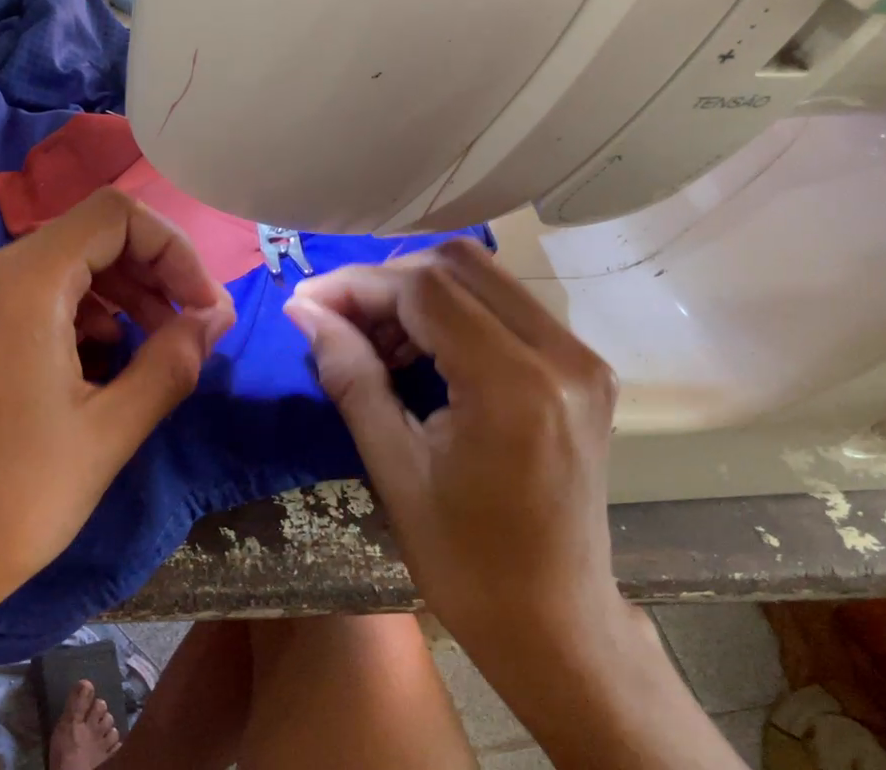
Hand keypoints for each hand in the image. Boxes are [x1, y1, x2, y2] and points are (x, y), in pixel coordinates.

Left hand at [0, 187, 234, 620]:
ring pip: (70, 261)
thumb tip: (214, 316)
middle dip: (154, 270)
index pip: (115, 214)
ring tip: (161, 347)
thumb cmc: (22, 496)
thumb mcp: (112, 429)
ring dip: (125, 292)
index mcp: (23, 284)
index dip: (173, 248)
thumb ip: (172, 360)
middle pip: (92, 233)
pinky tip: (109, 360)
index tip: (204, 307)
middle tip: (194, 328)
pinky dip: (89, 311)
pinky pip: (43, 291)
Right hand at [283, 238, 619, 646]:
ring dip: (416, 293)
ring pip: (483, 277)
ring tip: (370, 339)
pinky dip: (450, 312)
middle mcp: (562, 356)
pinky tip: (414, 351)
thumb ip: (350, 375)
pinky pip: (505, 307)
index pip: (424, 290)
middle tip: (335, 319)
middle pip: (458, 265)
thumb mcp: (392, 466)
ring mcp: (581, 360)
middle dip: (384, 280)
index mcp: (514, 387)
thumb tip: (303, 312)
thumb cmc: (463, 558)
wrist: (553, 621)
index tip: (304, 305)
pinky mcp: (582, 370)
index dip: (355, 286)